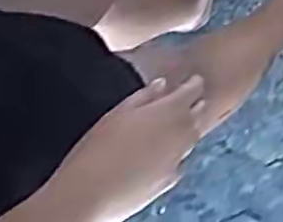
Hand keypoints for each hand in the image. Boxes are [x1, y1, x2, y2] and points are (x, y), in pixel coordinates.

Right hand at [24, 75, 209, 221]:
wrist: (84, 199)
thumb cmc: (96, 151)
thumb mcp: (117, 113)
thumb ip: (145, 95)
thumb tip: (162, 84)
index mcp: (173, 107)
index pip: (196, 86)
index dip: (190, 84)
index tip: (183, 84)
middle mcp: (184, 128)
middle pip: (198, 111)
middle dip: (190, 107)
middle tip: (174, 109)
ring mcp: (180, 155)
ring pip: (191, 136)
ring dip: (183, 132)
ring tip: (163, 135)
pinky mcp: (170, 179)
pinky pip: (178, 162)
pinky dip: (172, 159)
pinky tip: (155, 161)